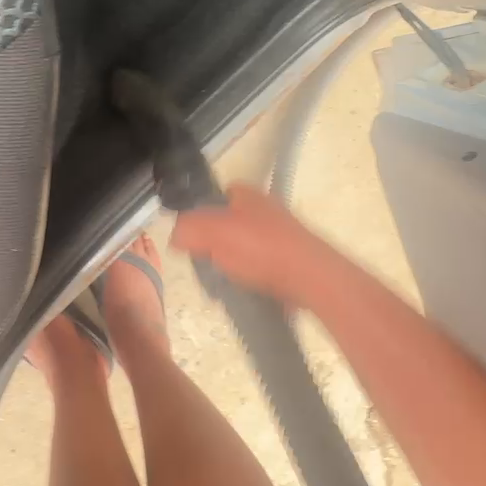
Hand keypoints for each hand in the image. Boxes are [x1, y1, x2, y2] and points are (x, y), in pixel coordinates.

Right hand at [169, 184, 342, 308]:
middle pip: (230, 224)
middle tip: (207, 265)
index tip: (193, 239)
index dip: (201, 215)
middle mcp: (266, 208)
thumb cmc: (260, 248)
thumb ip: (188, 228)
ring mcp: (282, 234)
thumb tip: (174, 236)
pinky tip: (247, 292)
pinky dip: (253, 278)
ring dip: (234, 265)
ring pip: (246, 247)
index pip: (217, 196)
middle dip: (216, 245)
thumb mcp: (213, 232)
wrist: (310, 277)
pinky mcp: (293, 259)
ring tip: (225, 284)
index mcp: (247, 194)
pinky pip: (263, 267)